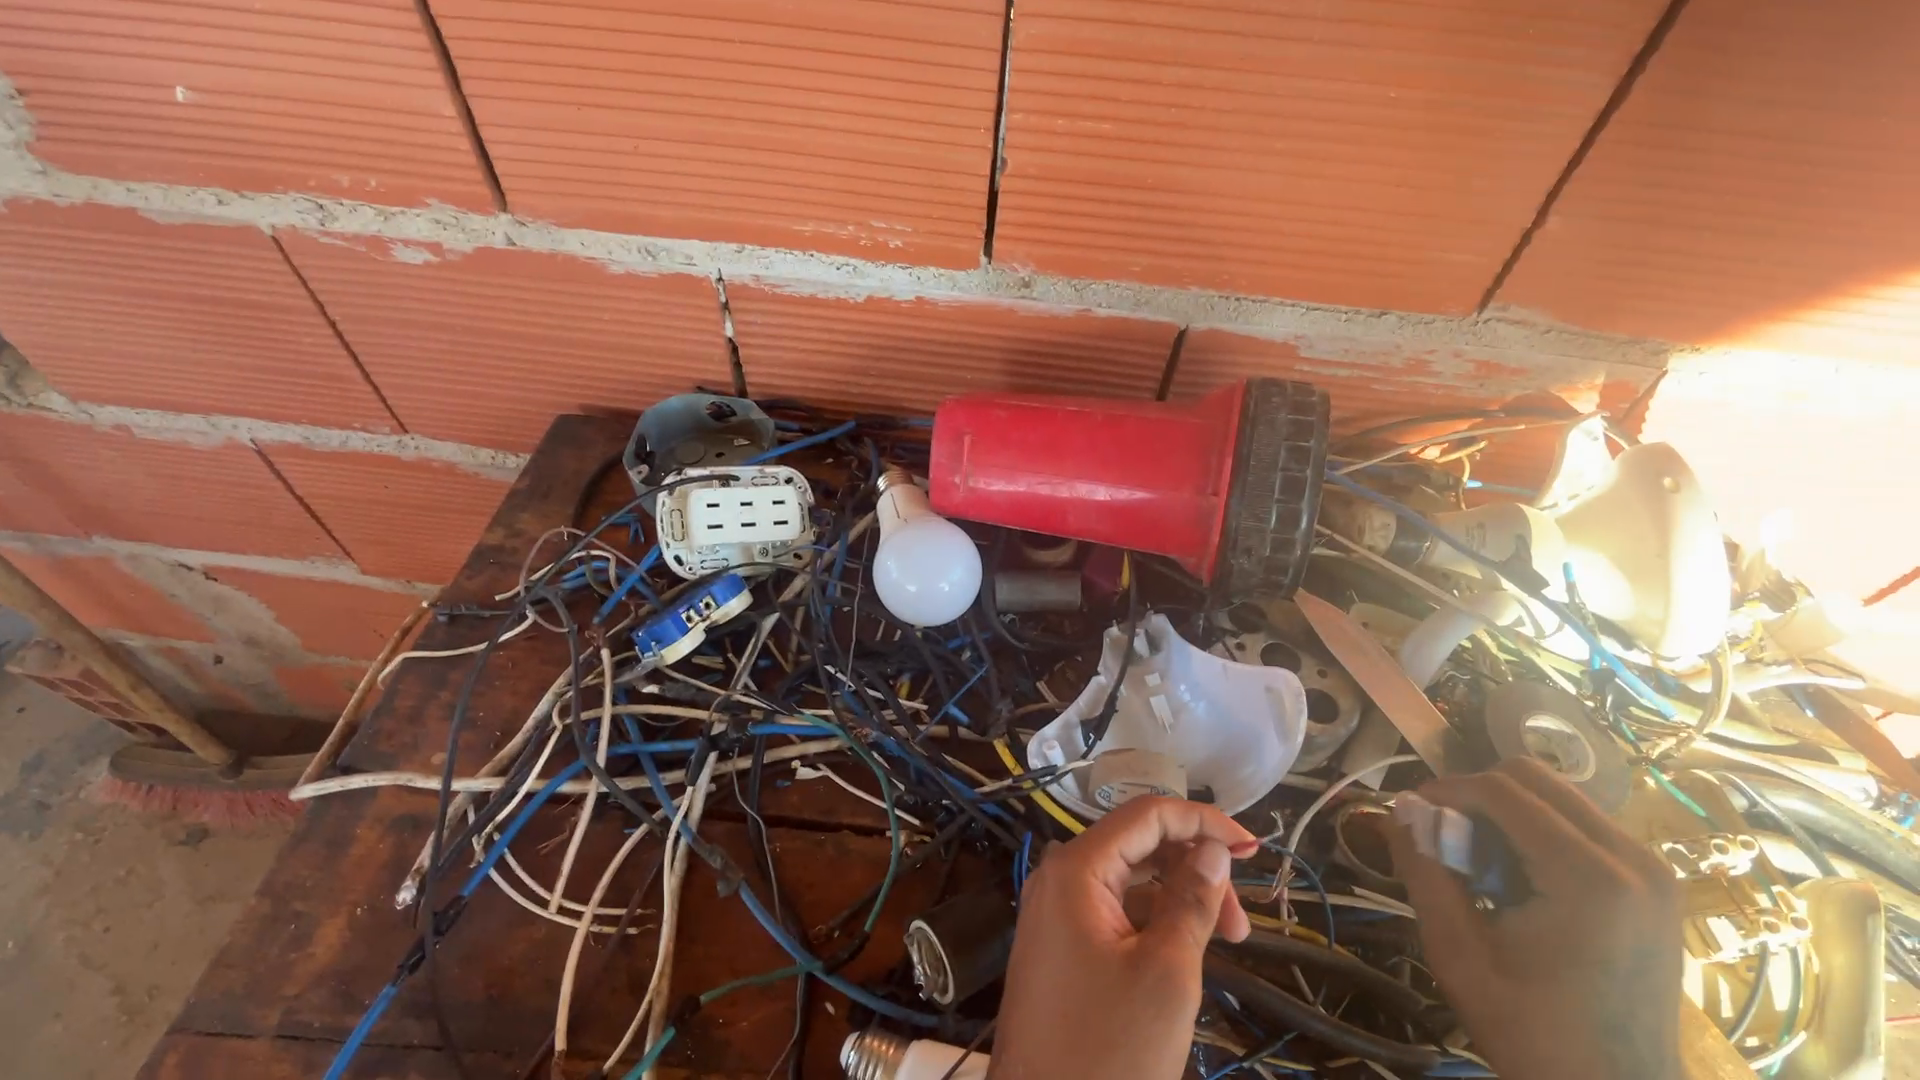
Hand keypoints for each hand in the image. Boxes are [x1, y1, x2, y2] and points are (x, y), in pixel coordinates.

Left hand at [990, 797, 1258, 1078]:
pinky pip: (1113, 910)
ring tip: (1226, 941)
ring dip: (1179, 896)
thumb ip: (1192, 900)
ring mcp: (1056, 912)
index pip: (1146, 815)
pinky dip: (1154, 919)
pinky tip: (1185, 949)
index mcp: (1076, 869)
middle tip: (1242, 923)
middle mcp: (1059, 877)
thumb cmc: (1108, 1049)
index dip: (1203, 822)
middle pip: (1138, 845)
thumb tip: (1214, 849)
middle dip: (1195, 867)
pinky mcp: (1060, 944)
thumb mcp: (1166, 973)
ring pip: (1129, 879)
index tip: (1256, 849)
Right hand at [1387, 758, 1684, 1079]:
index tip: (1410, 816)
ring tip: (1481, 868)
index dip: (1445, 790)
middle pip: (1534, 778)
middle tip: (1445, 841)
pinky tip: (1519, 883)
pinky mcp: (1657, 885)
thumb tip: (1397, 811)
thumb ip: (1424, 870)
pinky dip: (1536, 834)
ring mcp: (1654, 870)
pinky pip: (1580, 825)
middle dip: (1476, 797)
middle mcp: (1634, 858)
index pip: (1502, 789)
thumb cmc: (1533, 1031)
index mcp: (1590, 876)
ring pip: (1557, 797)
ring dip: (1506, 815)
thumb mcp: (1457, 953)